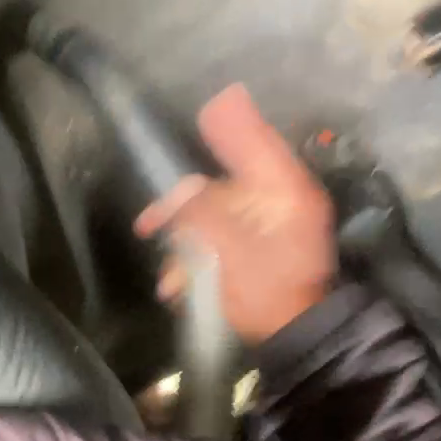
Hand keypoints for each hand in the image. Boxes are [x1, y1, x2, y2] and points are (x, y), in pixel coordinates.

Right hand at [133, 85, 335, 343]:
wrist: (293, 340)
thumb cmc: (267, 293)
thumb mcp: (230, 251)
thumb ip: (202, 214)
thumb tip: (180, 189)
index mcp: (284, 194)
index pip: (257, 147)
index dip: (234, 125)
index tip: (217, 101)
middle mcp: (278, 204)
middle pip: (221, 188)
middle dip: (181, 209)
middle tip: (147, 223)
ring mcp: (267, 230)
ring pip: (213, 220)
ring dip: (184, 246)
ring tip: (170, 279)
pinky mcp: (256, 252)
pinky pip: (217, 244)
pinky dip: (196, 262)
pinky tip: (181, 288)